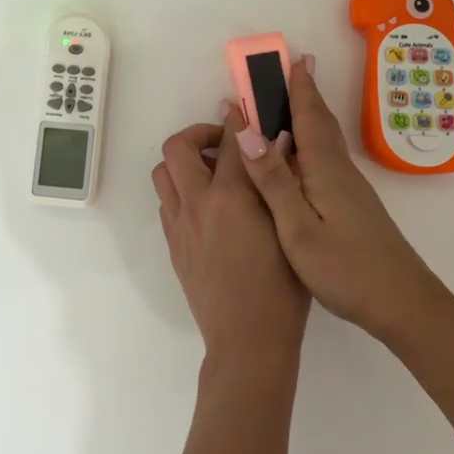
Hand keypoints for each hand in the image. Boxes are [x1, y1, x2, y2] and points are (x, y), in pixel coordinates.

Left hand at [153, 104, 309, 360]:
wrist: (248, 343)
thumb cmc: (281, 291)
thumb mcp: (289, 231)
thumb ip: (278, 185)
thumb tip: (275, 146)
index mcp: (231, 199)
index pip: (232, 140)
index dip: (239, 119)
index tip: (247, 111)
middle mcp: (197, 205)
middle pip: (178, 147)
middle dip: (200, 135)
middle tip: (225, 146)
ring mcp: (180, 225)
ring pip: (164, 173)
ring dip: (184, 163)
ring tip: (215, 175)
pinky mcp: (174, 245)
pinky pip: (168, 202)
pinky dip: (182, 191)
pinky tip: (210, 208)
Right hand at [231, 56, 446, 344]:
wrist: (403, 305)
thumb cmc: (347, 269)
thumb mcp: (298, 229)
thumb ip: (272, 180)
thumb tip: (247, 131)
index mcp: (324, 170)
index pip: (308, 117)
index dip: (299, 87)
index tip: (293, 57)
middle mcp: (339, 171)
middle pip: (320, 123)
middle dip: (304, 94)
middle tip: (291, 67)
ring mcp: (349, 190)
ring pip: (324, 141)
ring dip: (308, 115)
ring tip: (290, 101)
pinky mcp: (352, 206)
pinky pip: (325, 159)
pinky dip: (310, 142)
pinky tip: (301, 155)